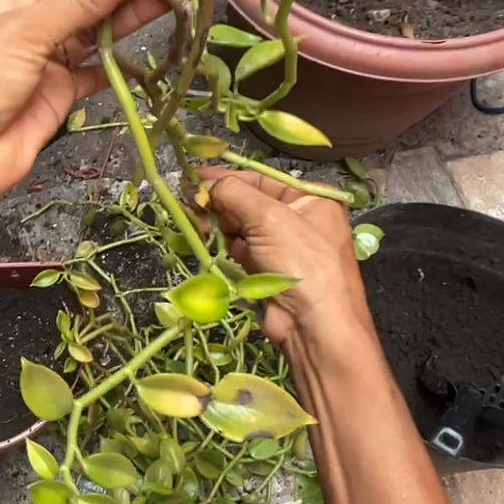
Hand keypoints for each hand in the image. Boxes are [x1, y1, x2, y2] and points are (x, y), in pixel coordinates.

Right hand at [201, 169, 374, 350]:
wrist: (315, 326)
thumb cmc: (301, 262)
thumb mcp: (269, 217)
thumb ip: (234, 193)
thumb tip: (203, 185)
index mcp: (311, 199)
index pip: (260, 179)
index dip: (226, 178)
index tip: (193, 177)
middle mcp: (297, 219)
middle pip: (246, 202)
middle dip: (218, 203)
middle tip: (189, 203)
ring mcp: (281, 246)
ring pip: (238, 227)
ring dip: (216, 225)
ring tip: (195, 225)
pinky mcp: (266, 269)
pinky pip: (237, 249)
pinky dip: (221, 246)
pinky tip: (205, 242)